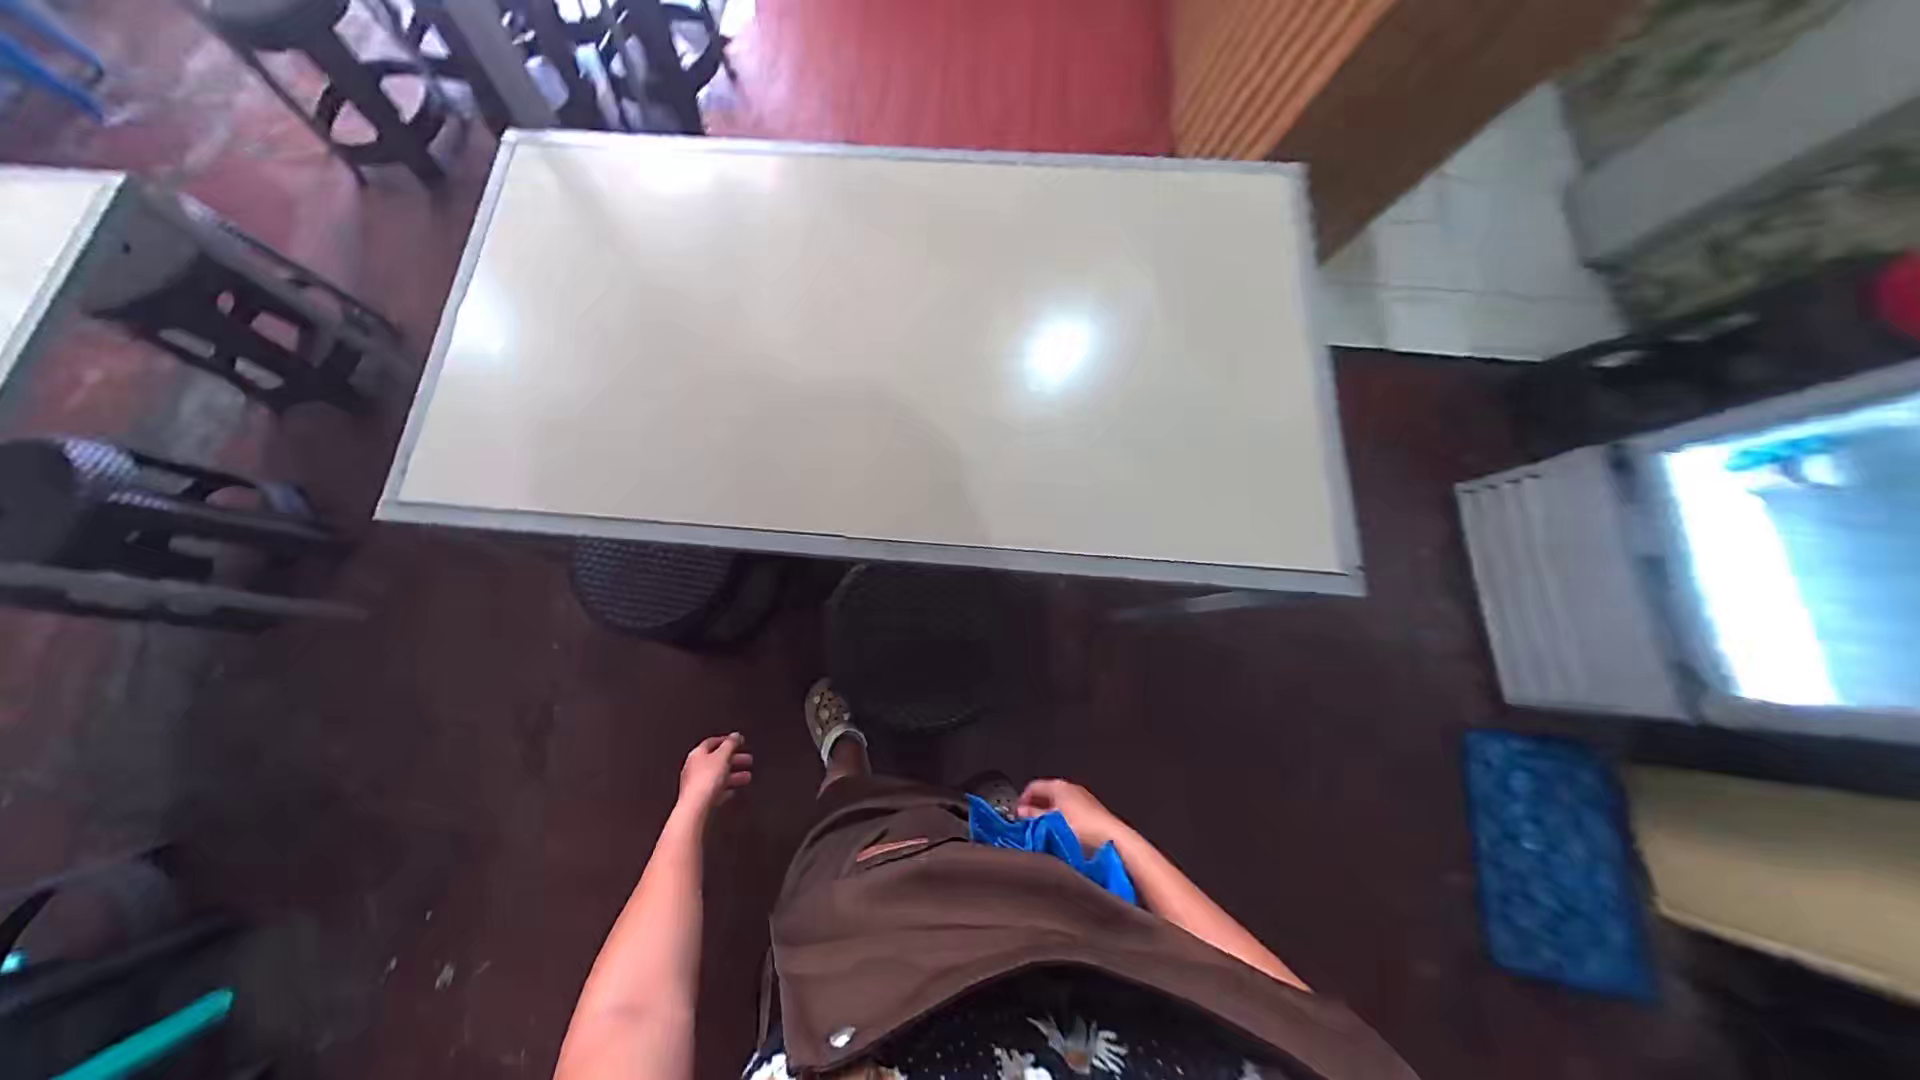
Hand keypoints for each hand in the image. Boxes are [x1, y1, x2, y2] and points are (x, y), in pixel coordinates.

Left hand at [676, 734, 752, 821]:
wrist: (695, 807)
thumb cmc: (705, 780)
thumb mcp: (723, 756)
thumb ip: (730, 744)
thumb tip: (735, 735)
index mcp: (697, 754)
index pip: (713, 742)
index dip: (727, 741)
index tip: (738, 741)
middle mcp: (694, 767)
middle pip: (717, 760)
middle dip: (734, 759)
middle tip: (747, 759)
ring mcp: (696, 783)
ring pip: (718, 776)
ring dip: (734, 775)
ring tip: (747, 777)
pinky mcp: (699, 797)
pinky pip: (715, 790)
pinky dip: (725, 789)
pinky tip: (732, 792)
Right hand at [1017, 778, 1127, 852]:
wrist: (1112, 841)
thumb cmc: (1083, 828)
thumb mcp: (1050, 821)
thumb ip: (1032, 816)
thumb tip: (1022, 814)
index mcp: (1059, 785)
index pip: (1033, 787)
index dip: (1022, 800)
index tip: (1017, 814)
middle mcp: (1072, 789)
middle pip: (1046, 795)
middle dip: (1035, 809)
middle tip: (1027, 824)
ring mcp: (1083, 801)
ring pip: (1058, 806)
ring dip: (1049, 817)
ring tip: (1043, 833)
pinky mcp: (1091, 814)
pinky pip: (1069, 814)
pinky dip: (1062, 822)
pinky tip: (1060, 836)